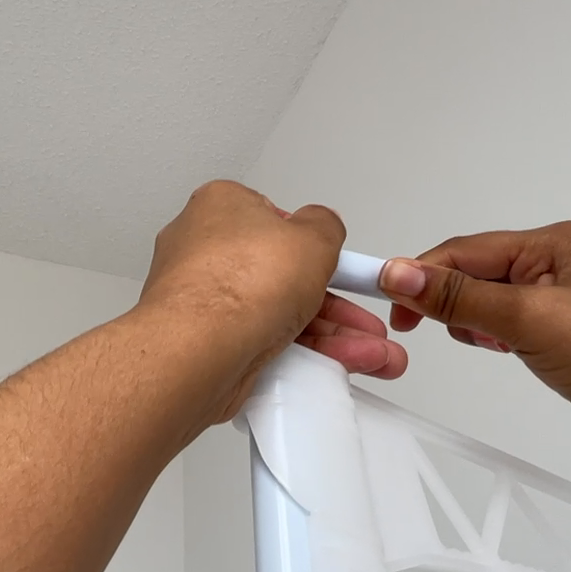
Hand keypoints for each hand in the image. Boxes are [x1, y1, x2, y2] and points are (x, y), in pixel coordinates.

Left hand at [141, 181, 405, 423]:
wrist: (199, 349)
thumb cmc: (240, 284)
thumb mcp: (312, 238)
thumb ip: (324, 227)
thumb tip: (323, 226)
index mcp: (219, 207)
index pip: (273, 219)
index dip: (311, 245)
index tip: (342, 268)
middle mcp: (202, 247)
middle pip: (280, 274)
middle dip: (334, 304)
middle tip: (367, 324)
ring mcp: (199, 295)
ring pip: (273, 312)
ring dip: (328, 334)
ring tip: (371, 356)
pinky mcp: (201, 337)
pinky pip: (256, 340)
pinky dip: (296, 353)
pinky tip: (331, 365)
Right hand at [380, 221, 570, 474]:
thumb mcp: (528, 321)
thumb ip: (457, 296)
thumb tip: (399, 272)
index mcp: (555, 243)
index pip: (463, 250)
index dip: (417, 273)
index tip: (380, 294)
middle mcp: (561, 262)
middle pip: (474, 271)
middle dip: (445, 299)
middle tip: (421, 328)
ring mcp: (569, 297)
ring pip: (490, 298)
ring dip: (470, 319)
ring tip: (482, 343)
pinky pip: (512, 321)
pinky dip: (493, 334)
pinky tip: (499, 349)